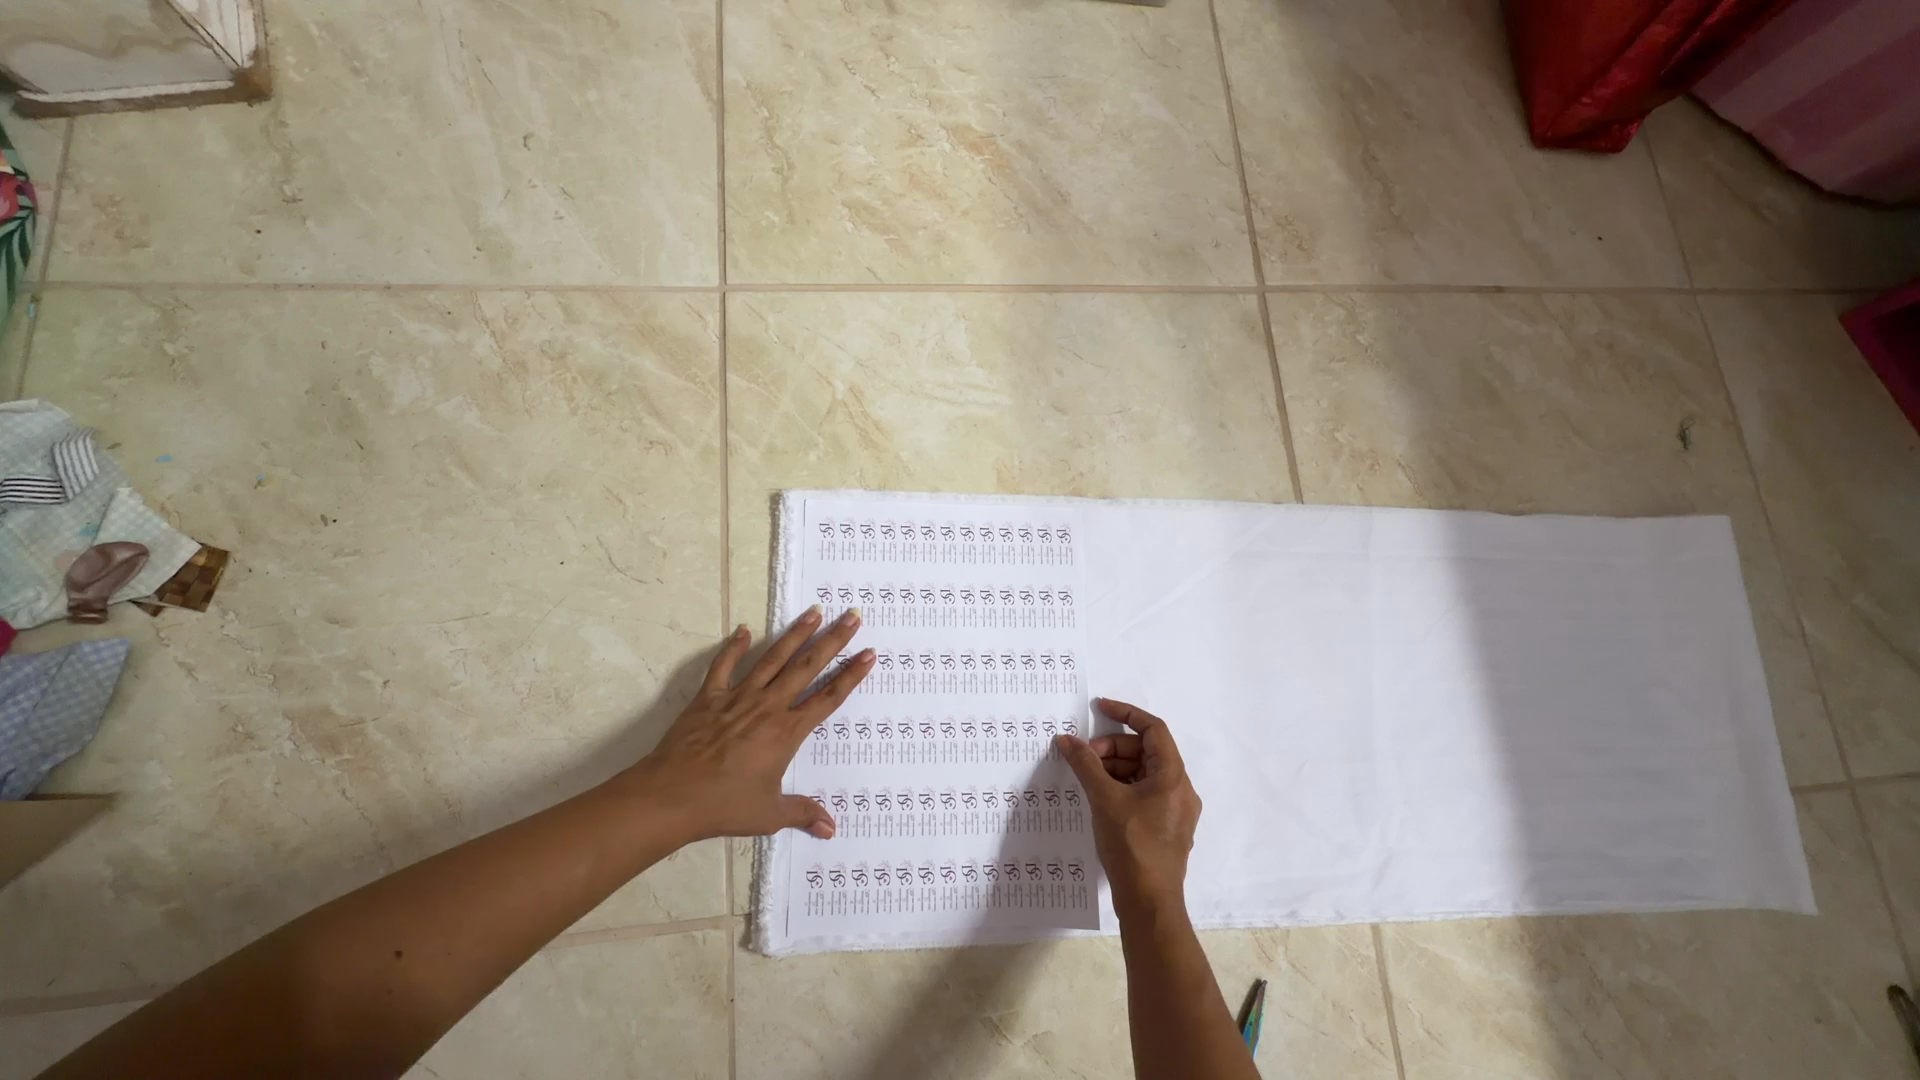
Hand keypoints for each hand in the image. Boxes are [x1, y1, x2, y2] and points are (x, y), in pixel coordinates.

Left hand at [615, 607, 872, 843]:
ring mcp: (738, 698)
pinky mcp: (709, 697)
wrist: (671, 796)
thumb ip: (801, 813)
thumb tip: (831, 828)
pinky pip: (724, 666)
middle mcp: (768, 707)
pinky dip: (734, 647)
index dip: (851, 676)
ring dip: (795, 633)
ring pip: (773, 658)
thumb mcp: (768, 815)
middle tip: (852, 615)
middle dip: (833, 640)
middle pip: (807, 667)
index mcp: (787, 732)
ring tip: (814, 611)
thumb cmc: (723, 805)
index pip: (828, 698)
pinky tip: (744, 630)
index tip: (869, 654)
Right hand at [1055, 698, 1200, 918]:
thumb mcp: (1104, 799)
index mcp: (1173, 776)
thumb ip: (1085, 764)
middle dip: (1113, 747)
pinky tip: (1099, 797)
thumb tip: (1067, 740)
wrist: (1150, 903)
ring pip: (1144, 774)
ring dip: (1115, 768)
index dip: (1126, 713)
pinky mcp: (1166, 828)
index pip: (1153, 729)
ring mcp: (1175, 811)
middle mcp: (1181, 790)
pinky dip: (1122, 787)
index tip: (1099, 707)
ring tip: (1088, 778)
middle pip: (1146, 752)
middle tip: (1085, 757)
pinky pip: (1145, 794)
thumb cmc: (1132, 845)